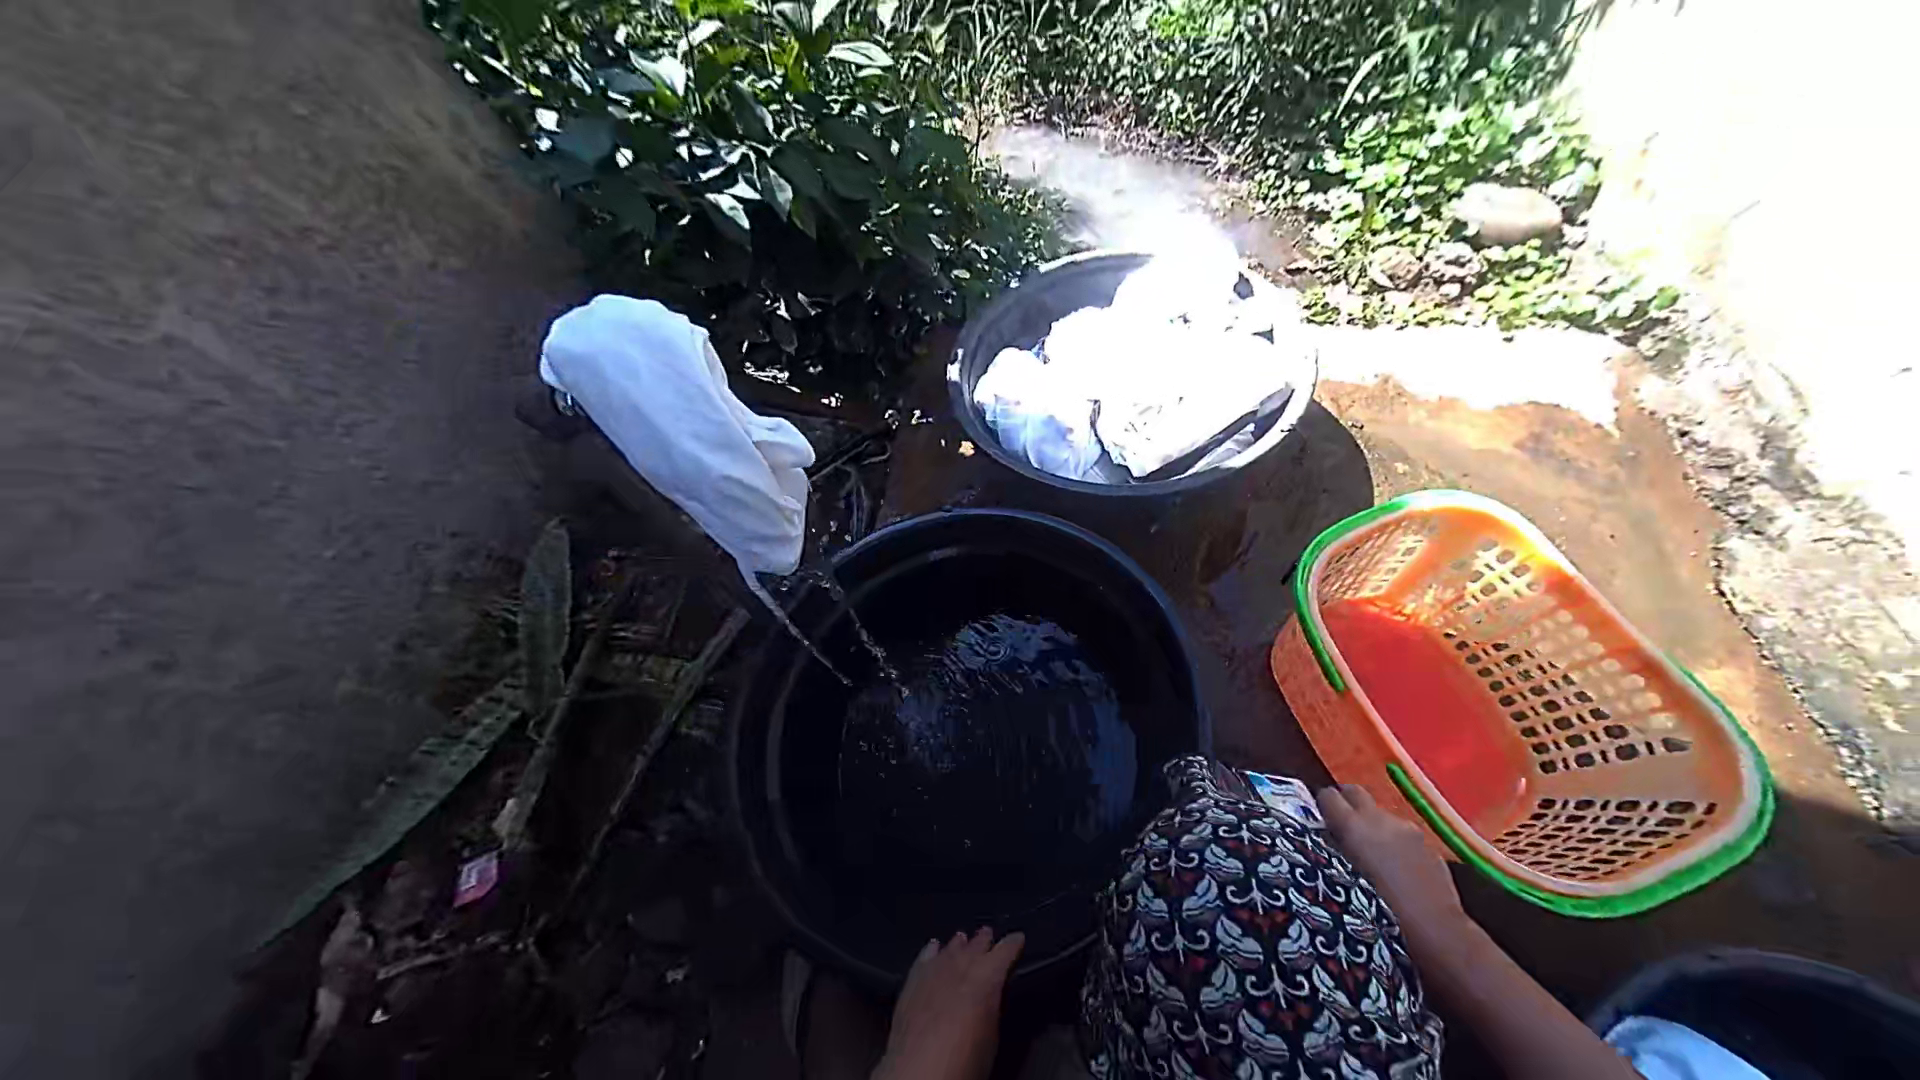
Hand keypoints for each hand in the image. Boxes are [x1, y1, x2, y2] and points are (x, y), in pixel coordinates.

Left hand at [872, 928, 1024, 1079]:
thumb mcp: (992, 1037)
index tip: (1018, 938)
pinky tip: (934, 947)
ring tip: (963, 939)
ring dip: (960, 944)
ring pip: (951, 947)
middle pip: (976, 944)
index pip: (1005, 950)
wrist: (918, 1071)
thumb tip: (990, 998)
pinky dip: (932, 951)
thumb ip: (992, 1007)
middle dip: (984, 940)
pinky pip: (925, 957)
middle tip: (988, 934)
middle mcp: (962, 964)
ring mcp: (935, 969)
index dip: (1013, 943)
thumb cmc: (964, 1062)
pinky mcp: (913, 980)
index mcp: (987, 976)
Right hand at [1317, 784, 1465, 944]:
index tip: (1321, 821)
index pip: (1328, 795)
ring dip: (1375, 826)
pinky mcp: (1430, 844)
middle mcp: (1379, 819)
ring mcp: (1408, 829)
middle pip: (1355, 792)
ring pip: (1382, 815)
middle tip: (1343, 826)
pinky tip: (1401, 869)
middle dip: (1347, 803)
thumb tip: (1326, 835)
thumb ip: (1333, 847)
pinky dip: (1397, 843)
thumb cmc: (1378, 909)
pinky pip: (1404, 835)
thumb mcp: (1342, 875)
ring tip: (1375, 854)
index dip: (1323, 806)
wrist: (1436, 931)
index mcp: (1352, 825)